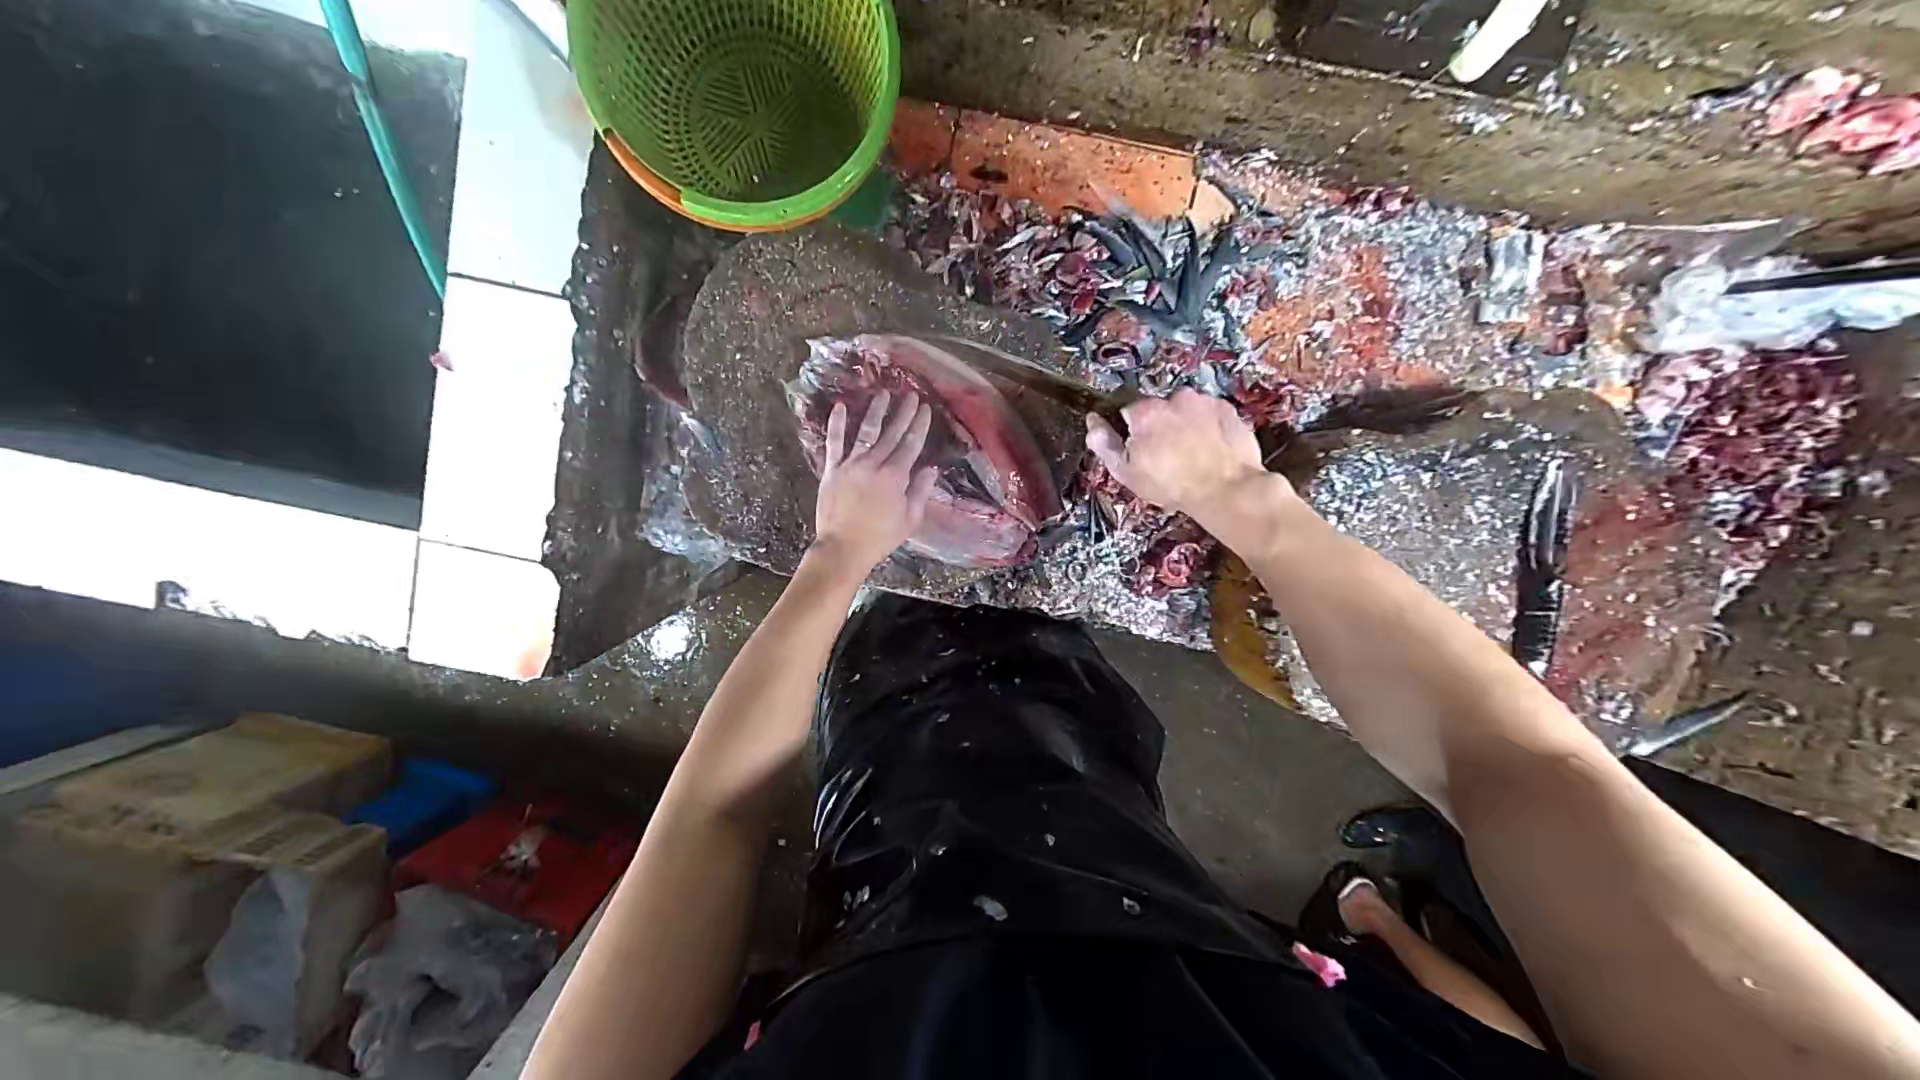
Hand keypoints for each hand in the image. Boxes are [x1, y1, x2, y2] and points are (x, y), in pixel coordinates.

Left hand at [810, 389, 938, 576]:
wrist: (843, 548)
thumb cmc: (880, 538)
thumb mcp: (909, 519)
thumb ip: (919, 492)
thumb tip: (931, 470)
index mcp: (895, 477)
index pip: (911, 445)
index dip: (919, 425)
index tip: (925, 409)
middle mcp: (874, 464)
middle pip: (892, 434)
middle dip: (903, 413)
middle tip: (911, 395)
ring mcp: (851, 465)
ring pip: (866, 431)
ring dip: (876, 411)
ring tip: (883, 393)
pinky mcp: (832, 470)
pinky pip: (834, 443)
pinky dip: (837, 424)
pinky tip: (841, 407)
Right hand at [1085, 388, 1284, 519]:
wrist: (1225, 489)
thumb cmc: (1171, 485)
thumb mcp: (1127, 472)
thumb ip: (1104, 444)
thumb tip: (1093, 423)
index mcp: (1144, 412)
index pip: (1129, 413)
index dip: (1134, 433)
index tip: (1142, 451)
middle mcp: (1173, 398)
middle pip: (1160, 409)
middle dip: (1161, 426)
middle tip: (1169, 455)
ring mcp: (1203, 401)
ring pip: (1186, 409)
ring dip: (1186, 424)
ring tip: (1192, 453)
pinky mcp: (1227, 408)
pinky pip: (1210, 413)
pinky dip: (1208, 426)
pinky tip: (1210, 448)